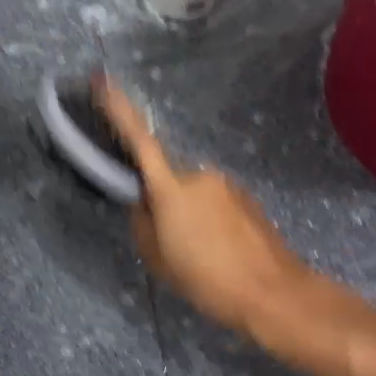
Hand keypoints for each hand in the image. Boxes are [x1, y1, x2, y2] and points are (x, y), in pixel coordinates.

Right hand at [94, 74, 313, 332]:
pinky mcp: (246, 201)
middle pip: (166, 180)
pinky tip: (217, 256)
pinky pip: (213, 205)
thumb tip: (143, 205)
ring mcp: (227, 186)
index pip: (139, 141)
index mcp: (172, 188)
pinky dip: (208, 224)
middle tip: (167, 244)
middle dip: (160, 202)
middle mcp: (200, 176)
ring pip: (191, 195)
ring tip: (197, 257)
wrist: (274, 294)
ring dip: (187, 217)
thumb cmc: (207, 278)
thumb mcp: (157, 258)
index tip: (101, 81)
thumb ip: (142, 223)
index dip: (117, 109)